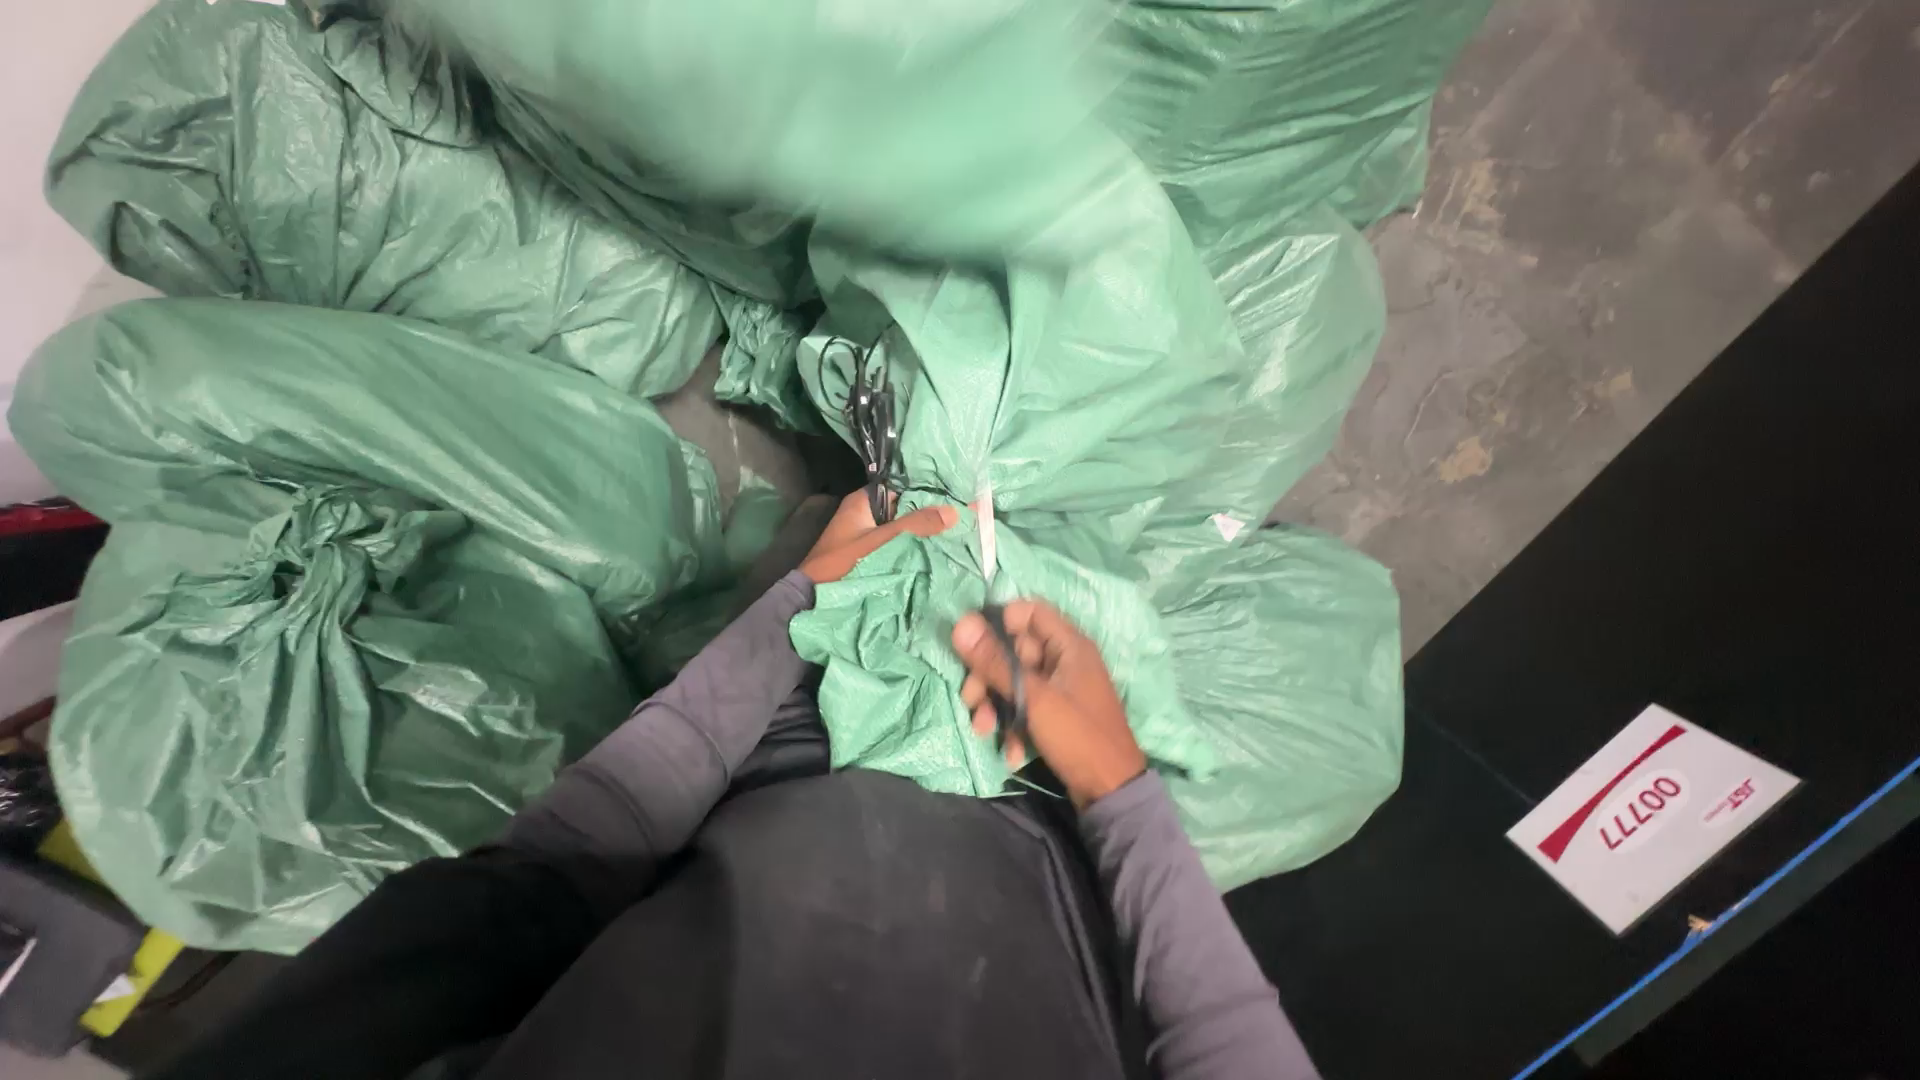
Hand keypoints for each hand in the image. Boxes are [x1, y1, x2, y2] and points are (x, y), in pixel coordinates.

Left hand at [798, 491, 958, 584]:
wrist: (813, 597)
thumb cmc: (842, 563)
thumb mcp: (881, 541)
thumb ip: (915, 525)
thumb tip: (954, 511)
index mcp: (862, 501)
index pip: (902, 488)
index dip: (926, 493)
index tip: (953, 498)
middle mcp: (864, 514)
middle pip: (903, 509)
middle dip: (927, 515)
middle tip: (959, 519)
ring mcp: (866, 535)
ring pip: (901, 529)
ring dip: (921, 534)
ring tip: (954, 535)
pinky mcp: (868, 554)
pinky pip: (895, 545)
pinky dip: (911, 548)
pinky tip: (934, 553)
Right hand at [951, 600, 1146, 808]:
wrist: (1110, 792)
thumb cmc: (1077, 737)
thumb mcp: (1033, 698)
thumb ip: (995, 662)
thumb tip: (961, 624)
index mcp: (1069, 645)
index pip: (1028, 612)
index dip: (999, 623)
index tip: (973, 646)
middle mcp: (1065, 660)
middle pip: (1014, 650)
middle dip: (987, 676)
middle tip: (971, 700)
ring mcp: (1060, 688)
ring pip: (1014, 681)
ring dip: (995, 704)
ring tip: (984, 730)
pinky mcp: (1055, 714)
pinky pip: (1025, 706)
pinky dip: (1013, 724)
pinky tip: (1012, 751)